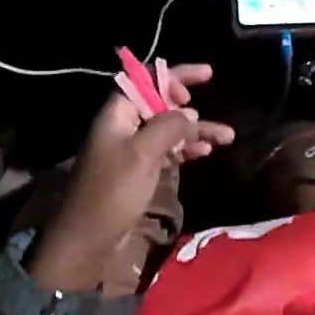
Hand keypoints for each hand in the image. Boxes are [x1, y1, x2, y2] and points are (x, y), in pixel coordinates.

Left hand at [28, 64, 233, 289]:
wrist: (87, 239)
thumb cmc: (112, 191)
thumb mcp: (142, 154)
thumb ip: (168, 127)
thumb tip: (190, 113)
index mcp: (117, 113)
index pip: (147, 79)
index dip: (175, 75)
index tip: (206, 76)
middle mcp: (124, 125)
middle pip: (160, 102)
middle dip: (189, 104)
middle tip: (209, 110)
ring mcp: (131, 148)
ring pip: (168, 128)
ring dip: (195, 130)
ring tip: (227, 136)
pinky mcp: (138, 170)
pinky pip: (166, 149)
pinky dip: (185, 148)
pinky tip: (205, 151)